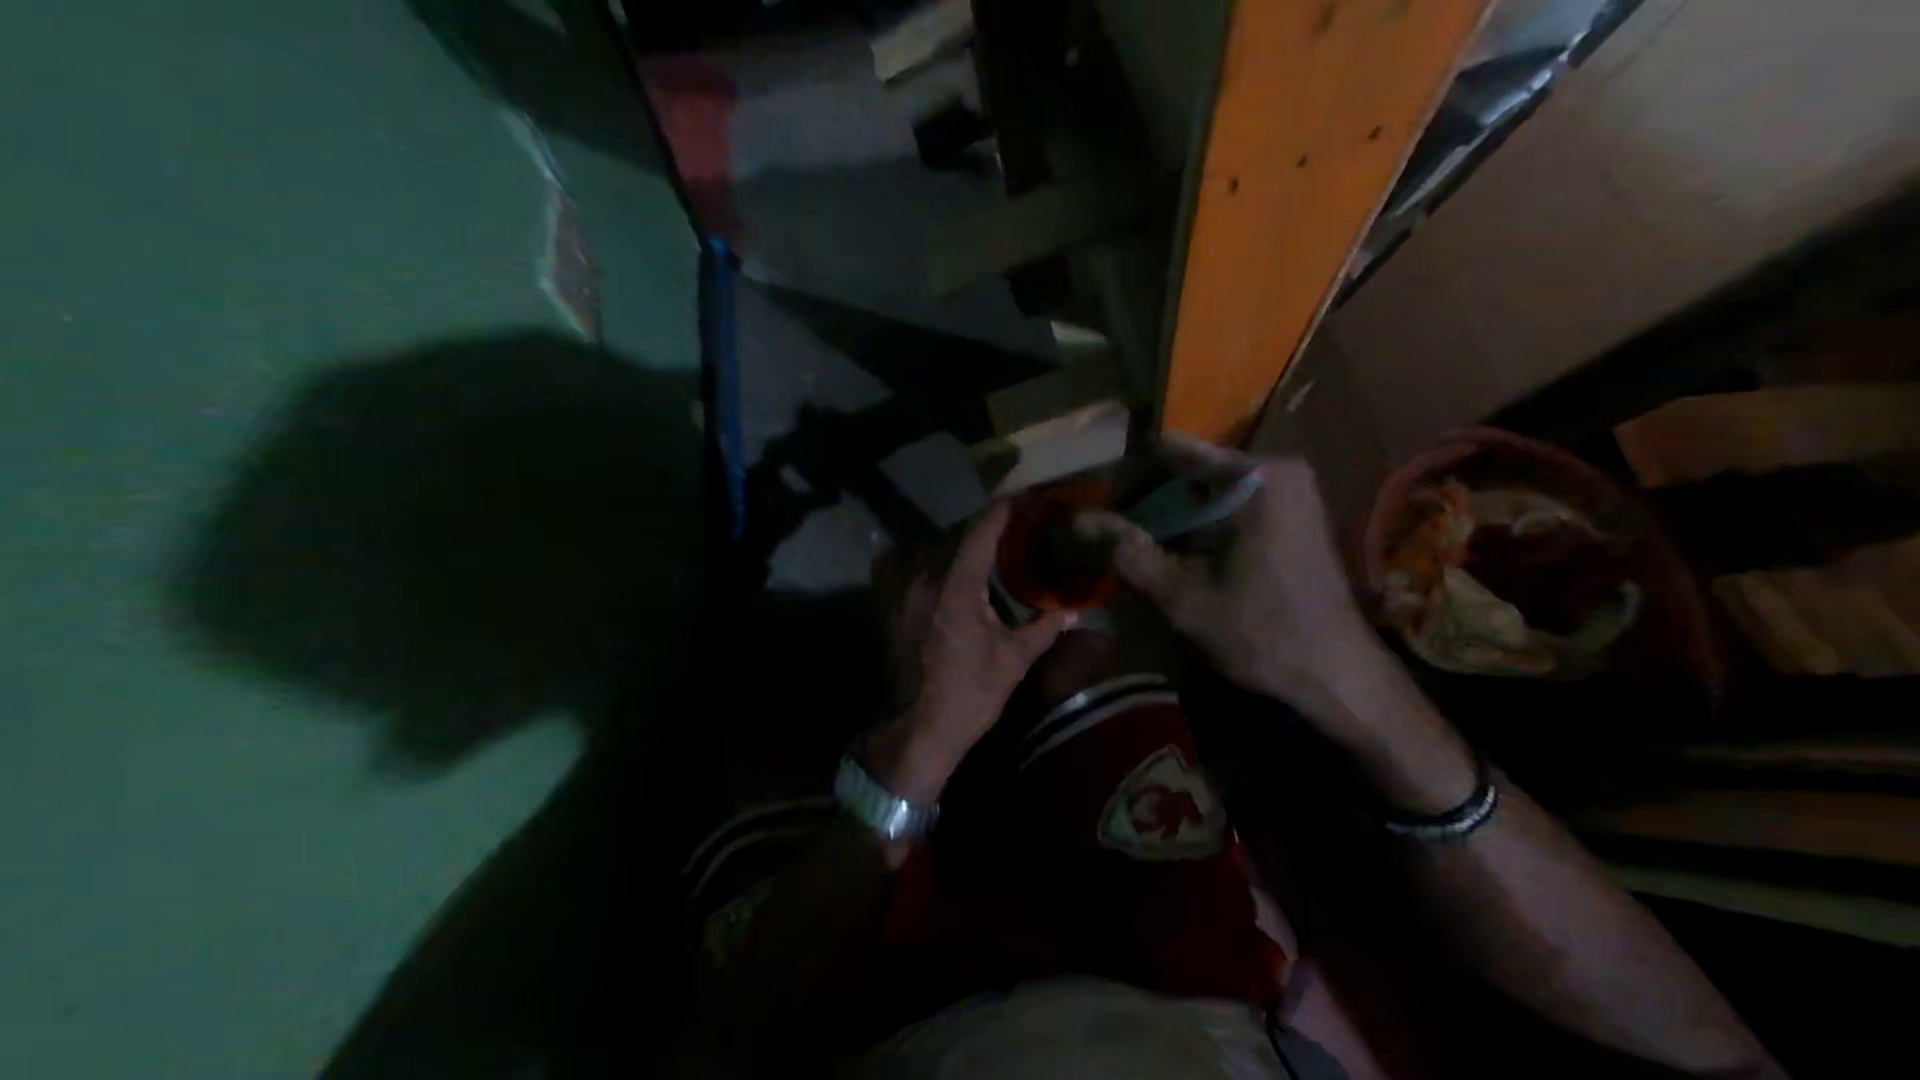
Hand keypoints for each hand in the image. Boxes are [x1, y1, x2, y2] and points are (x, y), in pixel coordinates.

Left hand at [867, 503, 1074, 802]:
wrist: (920, 729)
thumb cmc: (970, 695)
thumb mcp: (1013, 661)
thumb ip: (1043, 629)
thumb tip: (1074, 611)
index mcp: (957, 589)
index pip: (980, 534)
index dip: (1001, 511)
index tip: (1022, 498)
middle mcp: (925, 582)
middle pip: (958, 541)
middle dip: (987, 532)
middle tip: (1016, 530)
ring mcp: (904, 595)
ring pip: (937, 557)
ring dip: (963, 551)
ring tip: (992, 554)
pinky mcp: (895, 610)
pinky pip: (918, 574)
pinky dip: (940, 567)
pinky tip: (958, 575)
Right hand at [1078, 437, 1396, 730]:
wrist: (1338, 674)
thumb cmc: (1262, 632)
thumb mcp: (1183, 595)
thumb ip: (1129, 552)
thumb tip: (1079, 520)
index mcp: (1256, 476)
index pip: (1172, 452)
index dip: (1128, 472)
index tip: (1095, 492)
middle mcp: (1277, 469)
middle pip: (1192, 470)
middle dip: (1147, 496)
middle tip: (1106, 524)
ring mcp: (1291, 491)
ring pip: (1209, 490)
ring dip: (1171, 513)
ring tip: (1129, 536)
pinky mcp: (1294, 514)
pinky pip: (1231, 504)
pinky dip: (1199, 523)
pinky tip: (1171, 548)